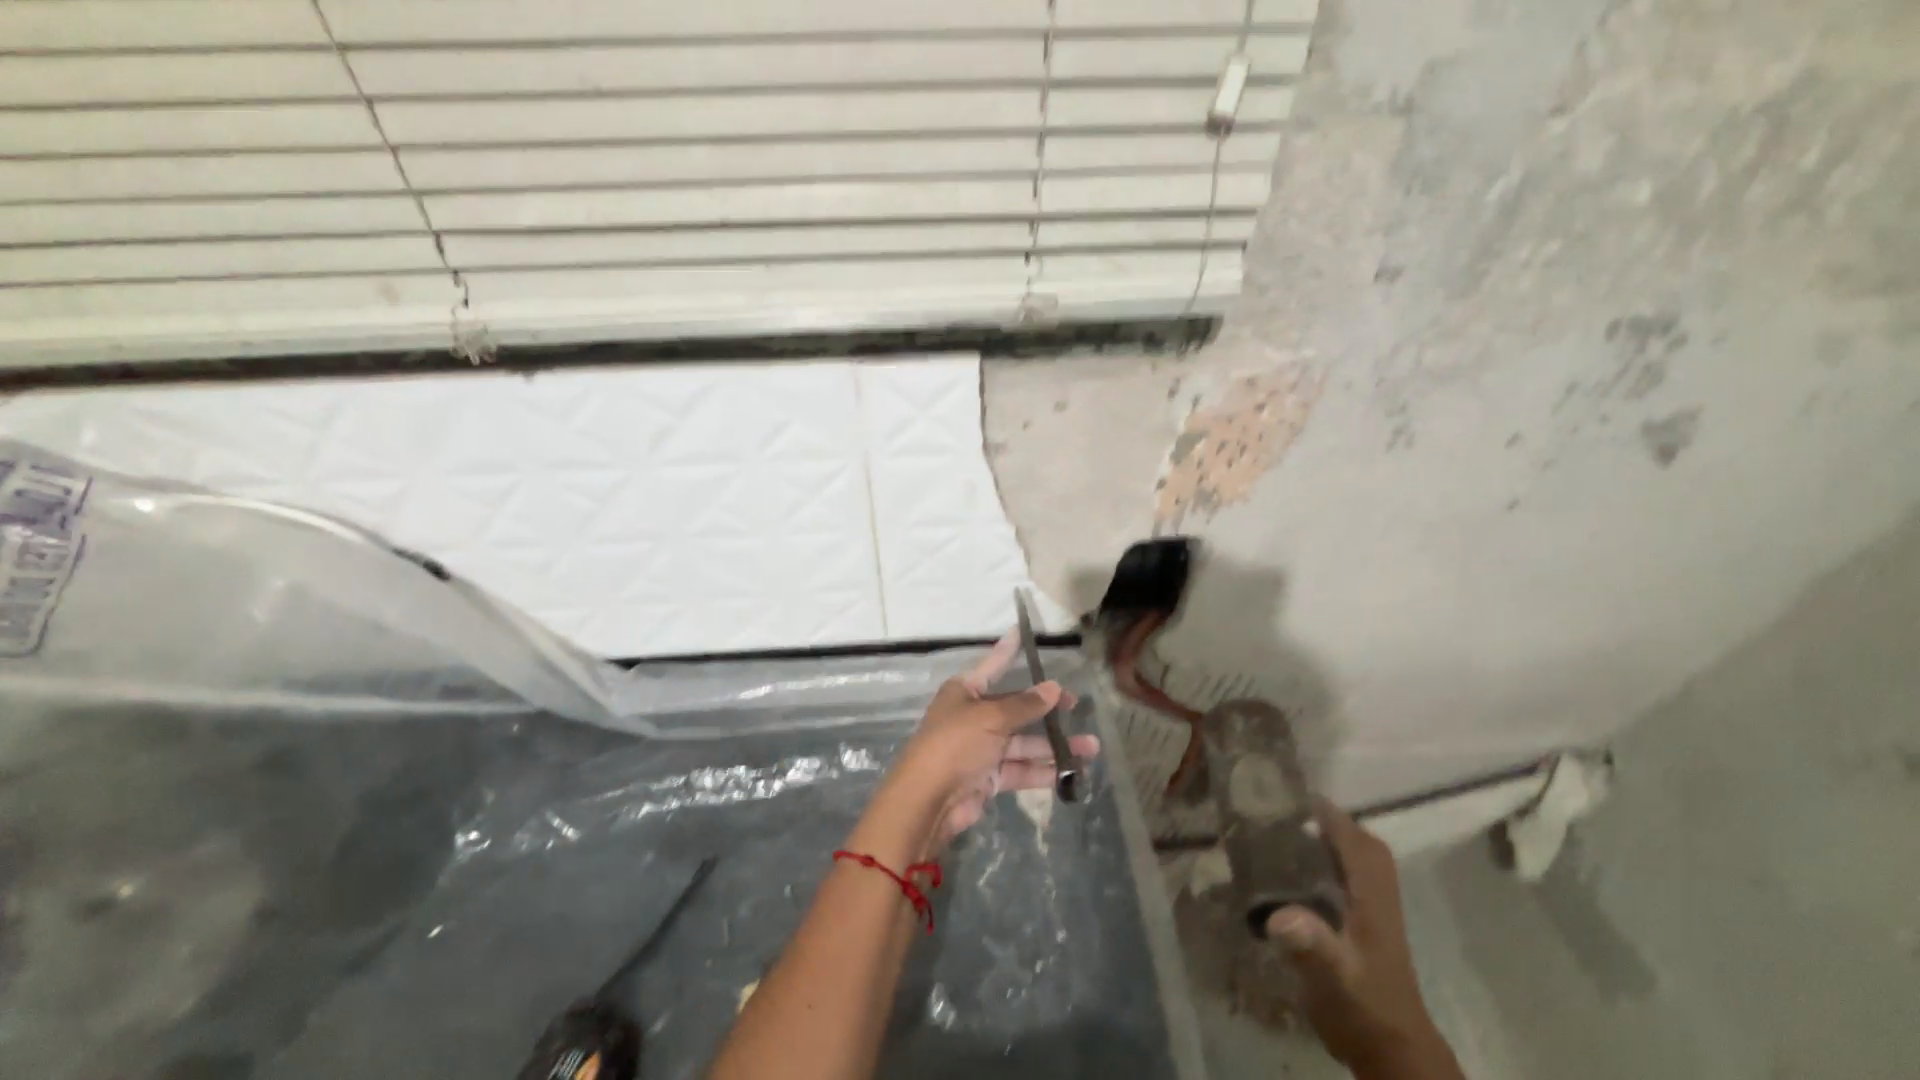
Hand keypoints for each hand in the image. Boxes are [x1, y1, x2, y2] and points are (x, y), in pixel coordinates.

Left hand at [890, 632, 1100, 848]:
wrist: (930, 799)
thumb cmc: (955, 744)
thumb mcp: (991, 717)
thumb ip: (1024, 705)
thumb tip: (1053, 688)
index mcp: (964, 693)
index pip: (991, 667)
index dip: (1007, 652)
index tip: (1019, 632)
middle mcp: (973, 717)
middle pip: (1015, 708)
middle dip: (1046, 710)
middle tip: (1076, 705)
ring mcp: (982, 749)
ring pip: (1024, 742)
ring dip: (1054, 745)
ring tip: (1091, 746)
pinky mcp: (989, 777)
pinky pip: (1021, 768)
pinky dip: (1044, 770)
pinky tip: (1072, 770)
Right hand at [1263, 802, 1461, 1078]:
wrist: (1393, 1050)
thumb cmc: (1364, 1009)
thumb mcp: (1335, 979)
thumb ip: (1312, 946)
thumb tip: (1280, 915)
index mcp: (1373, 901)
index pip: (1359, 845)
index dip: (1332, 818)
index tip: (1297, 796)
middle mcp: (1380, 900)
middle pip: (1364, 848)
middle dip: (1332, 824)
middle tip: (1288, 813)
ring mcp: (1377, 915)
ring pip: (1361, 864)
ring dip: (1333, 843)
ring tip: (1290, 834)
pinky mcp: (1369, 930)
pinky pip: (1352, 882)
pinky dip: (1332, 867)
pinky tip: (1301, 876)